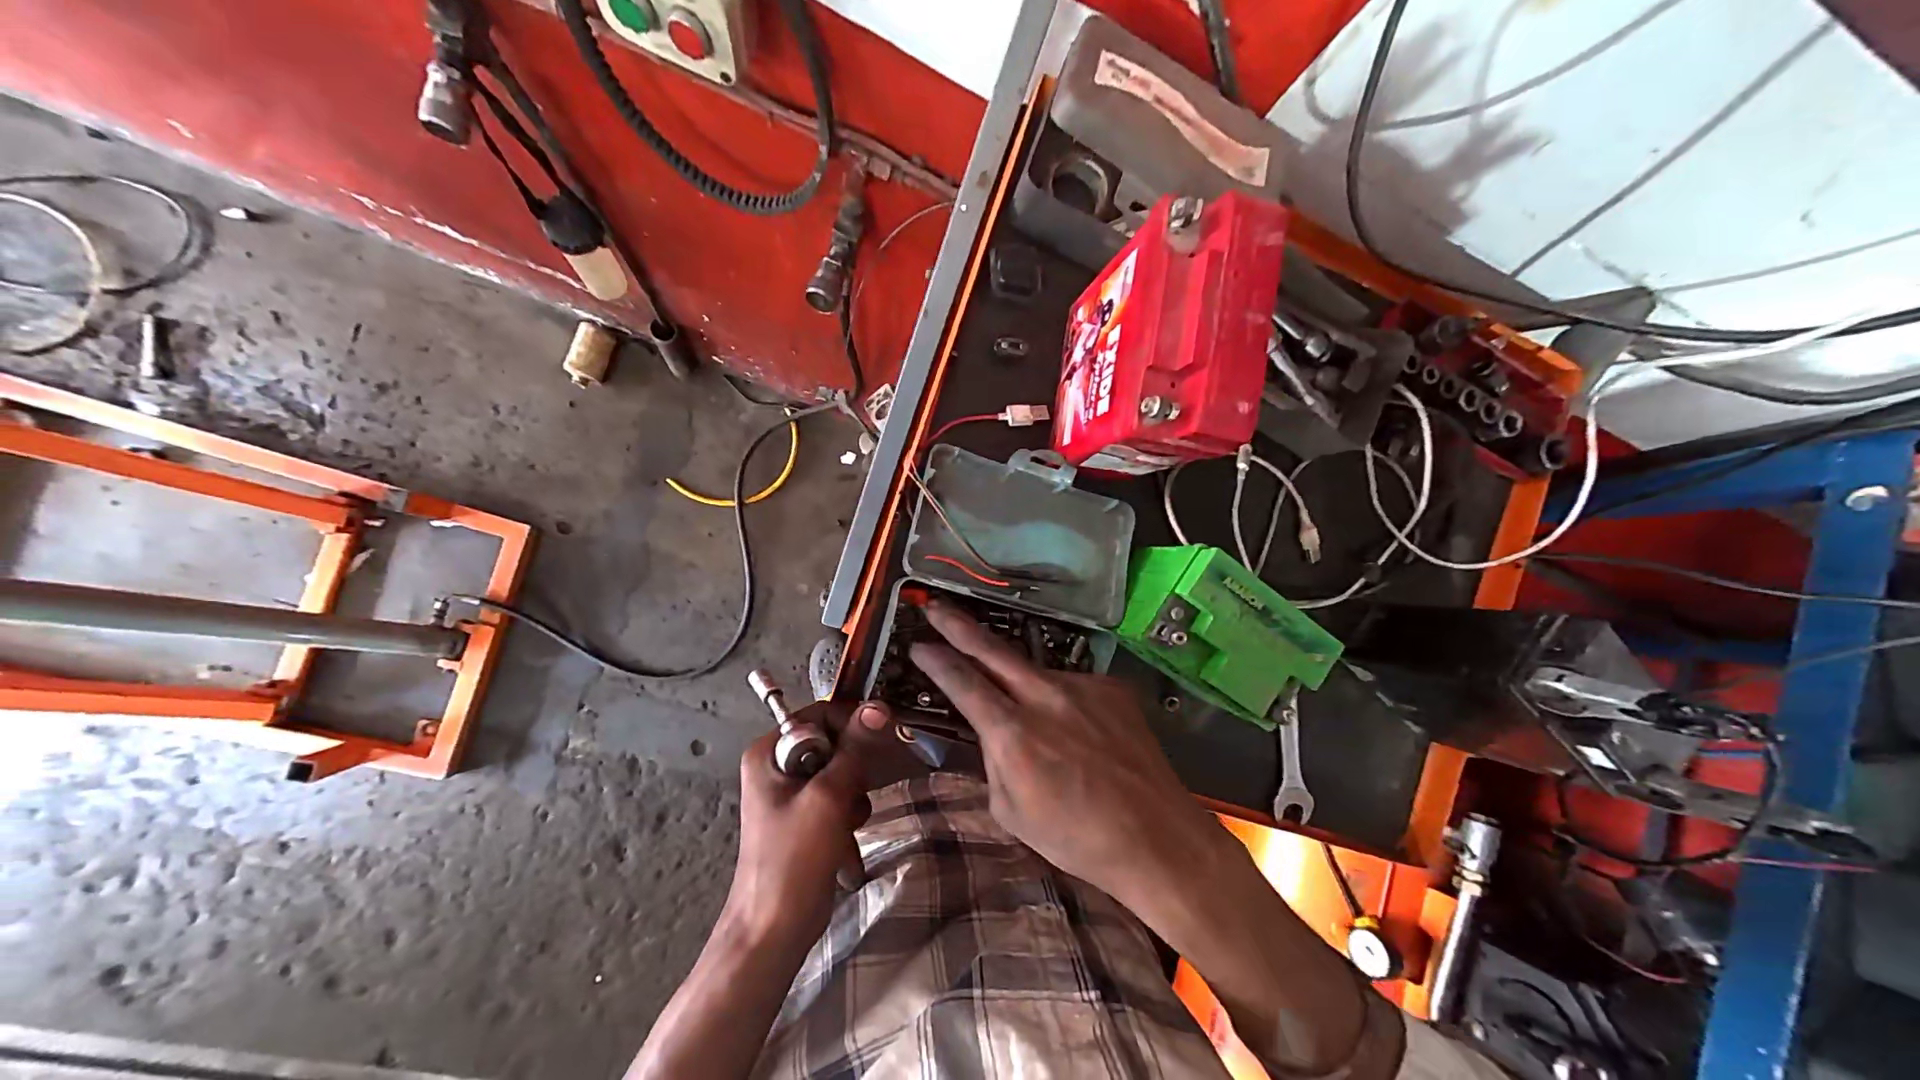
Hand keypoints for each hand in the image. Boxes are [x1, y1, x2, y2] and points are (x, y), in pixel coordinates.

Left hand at [721, 701, 887, 945]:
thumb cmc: (793, 859)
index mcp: (768, 751)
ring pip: (842, 774)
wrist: (775, 930)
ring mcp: (791, 795)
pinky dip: (847, 818)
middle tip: (851, 795)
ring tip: (844, 825)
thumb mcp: (828, 797)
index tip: (878, 742)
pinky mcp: (805, 819)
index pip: (820, 714)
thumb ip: (854, 750)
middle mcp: (776, 766)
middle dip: (852, 771)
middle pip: (833, 744)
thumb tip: (877, 707)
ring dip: (852, 799)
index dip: (850, 724)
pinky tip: (843, 843)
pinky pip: (839, 800)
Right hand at [908, 601, 1223, 907]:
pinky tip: (1080, 737)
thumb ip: (994, 759)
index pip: (961, 681)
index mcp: (1012, 733)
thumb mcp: (1011, 810)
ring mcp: (1082, 687)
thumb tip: (992, 730)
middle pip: (990, 648)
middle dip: (956, 623)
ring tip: (1042, 730)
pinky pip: (1072, 688)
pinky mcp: (1112, 688)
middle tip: (934, 605)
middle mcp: (1044, 697)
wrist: (1156, 836)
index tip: (918, 645)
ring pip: (1035, 675)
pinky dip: (1064, 705)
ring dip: (1023, 688)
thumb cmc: (1076, 837)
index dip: (935, 659)